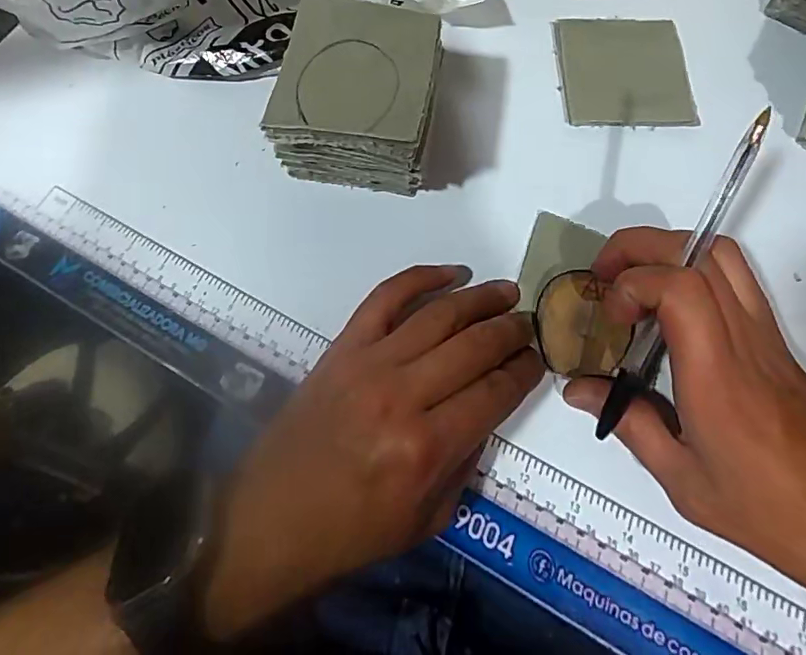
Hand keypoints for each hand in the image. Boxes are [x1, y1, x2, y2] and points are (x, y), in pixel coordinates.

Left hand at [201, 266, 543, 637]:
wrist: (267, 521)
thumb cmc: (350, 532)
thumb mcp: (427, 518)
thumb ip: (466, 461)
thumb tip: (486, 408)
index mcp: (426, 448)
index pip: (495, 391)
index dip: (524, 371)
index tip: (537, 359)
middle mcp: (402, 397)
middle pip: (475, 346)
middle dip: (511, 331)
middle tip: (529, 324)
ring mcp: (370, 364)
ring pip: (440, 315)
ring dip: (481, 297)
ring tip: (507, 292)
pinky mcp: (343, 347)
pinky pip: (387, 297)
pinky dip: (422, 278)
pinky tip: (451, 273)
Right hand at [561, 229, 805, 650]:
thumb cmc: (765, 509)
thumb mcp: (682, 480)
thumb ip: (628, 422)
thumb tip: (579, 388)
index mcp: (715, 373)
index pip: (679, 286)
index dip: (633, 283)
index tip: (612, 317)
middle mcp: (742, 336)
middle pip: (697, 251)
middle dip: (639, 247)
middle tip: (607, 275)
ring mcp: (764, 330)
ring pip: (722, 253)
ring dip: (671, 249)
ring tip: (637, 280)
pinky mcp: (775, 336)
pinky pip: (736, 276)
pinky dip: (696, 266)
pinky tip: (675, 306)